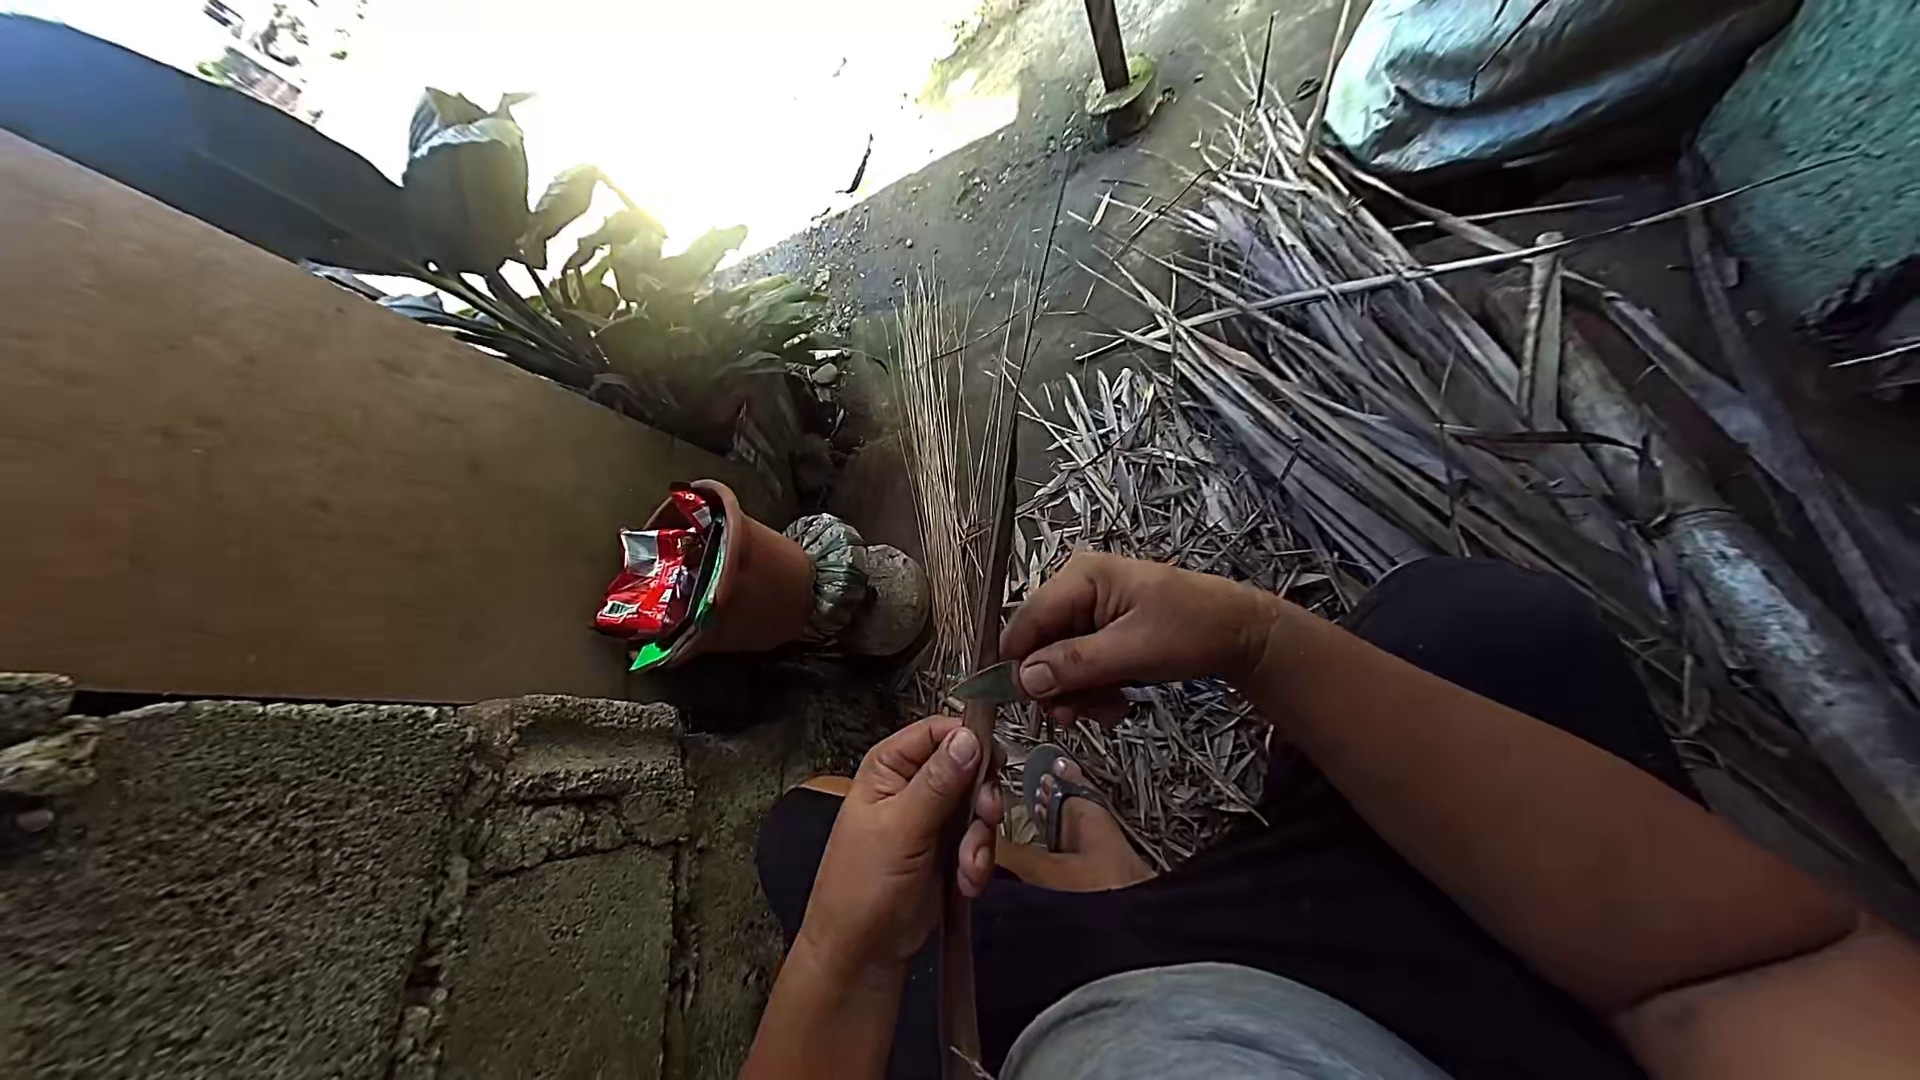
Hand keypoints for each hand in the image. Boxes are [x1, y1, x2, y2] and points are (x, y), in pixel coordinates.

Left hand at [798, 716, 1004, 976]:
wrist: (863, 956)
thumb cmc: (863, 888)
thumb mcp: (901, 830)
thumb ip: (937, 783)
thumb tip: (968, 737)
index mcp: (890, 765)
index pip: (938, 731)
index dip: (969, 741)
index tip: (992, 763)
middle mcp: (913, 783)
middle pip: (968, 766)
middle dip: (981, 799)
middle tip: (984, 818)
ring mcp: (933, 815)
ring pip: (978, 804)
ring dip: (980, 838)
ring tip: (968, 867)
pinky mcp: (948, 845)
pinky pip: (979, 838)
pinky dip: (979, 860)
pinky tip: (966, 882)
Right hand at [1000, 552, 1283, 724]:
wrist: (1241, 634)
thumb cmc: (1192, 630)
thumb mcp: (1133, 650)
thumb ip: (1076, 664)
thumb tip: (1024, 679)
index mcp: (1081, 576)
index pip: (1028, 618)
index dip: (1018, 660)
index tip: (1024, 702)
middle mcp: (1077, 589)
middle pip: (1041, 642)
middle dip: (1057, 684)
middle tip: (1072, 716)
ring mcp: (1090, 611)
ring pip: (1058, 660)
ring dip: (1078, 692)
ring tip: (1107, 711)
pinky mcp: (1101, 632)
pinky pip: (1080, 665)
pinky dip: (1093, 689)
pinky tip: (1115, 703)